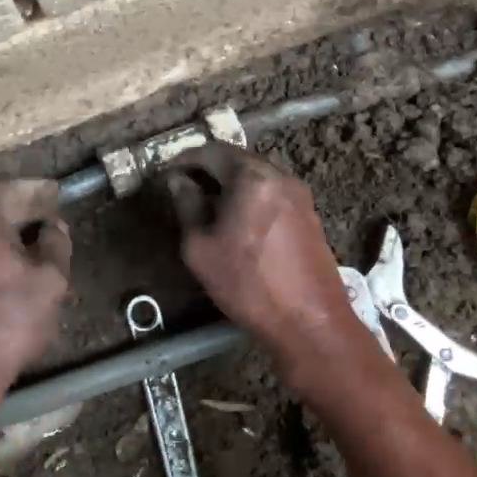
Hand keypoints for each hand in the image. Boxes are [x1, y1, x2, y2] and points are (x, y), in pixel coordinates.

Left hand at [0, 179, 72, 398]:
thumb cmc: (13, 318)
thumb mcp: (50, 279)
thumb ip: (55, 244)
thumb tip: (54, 225)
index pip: (7, 190)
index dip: (33, 188)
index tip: (55, 190)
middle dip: (24, 205)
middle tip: (52, 208)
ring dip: (14, 227)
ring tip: (43, 233)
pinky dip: (3, 244)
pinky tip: (22, 259)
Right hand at [164, 144, 369, 386]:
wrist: (312, 324)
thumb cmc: (249, 285)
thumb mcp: (201, 248)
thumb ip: (187, 205)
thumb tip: (178, 182)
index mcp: (252, 177)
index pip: (210, 151)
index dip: (183, 159)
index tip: (165, 173)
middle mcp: (279, 176)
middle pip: (235, 158)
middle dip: (207, 168)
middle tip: (182, 186)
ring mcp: (298, 194)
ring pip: (254, 174)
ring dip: (228, 182)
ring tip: (205, 203)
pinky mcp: (308, 213)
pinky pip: (270, 190)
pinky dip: (248, 194)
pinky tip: (235, 218)